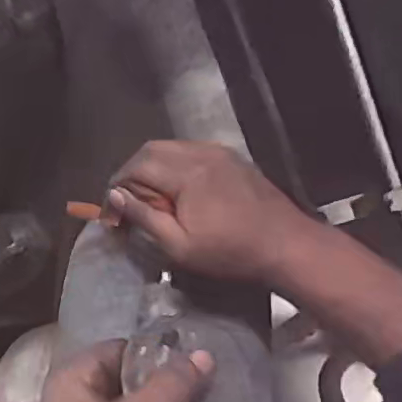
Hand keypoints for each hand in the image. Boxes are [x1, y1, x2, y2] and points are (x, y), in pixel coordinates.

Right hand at [105, 140, 309, 283]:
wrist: (288, 246)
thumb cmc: (231, 252)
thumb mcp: (179, 245)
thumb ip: (144, 217)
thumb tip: (114, 196)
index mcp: (187, 173)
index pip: (136, 167)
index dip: (117, 189)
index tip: (113, 216)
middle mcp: (201, 153)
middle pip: (150, 150)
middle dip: (131, 175)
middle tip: (126, 204)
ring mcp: (219, 153)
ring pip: (170, 148)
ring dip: (151, 169)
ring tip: (148, 200)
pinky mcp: (231, 159)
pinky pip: (190, 152)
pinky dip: (173, 167)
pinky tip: (176, 192)